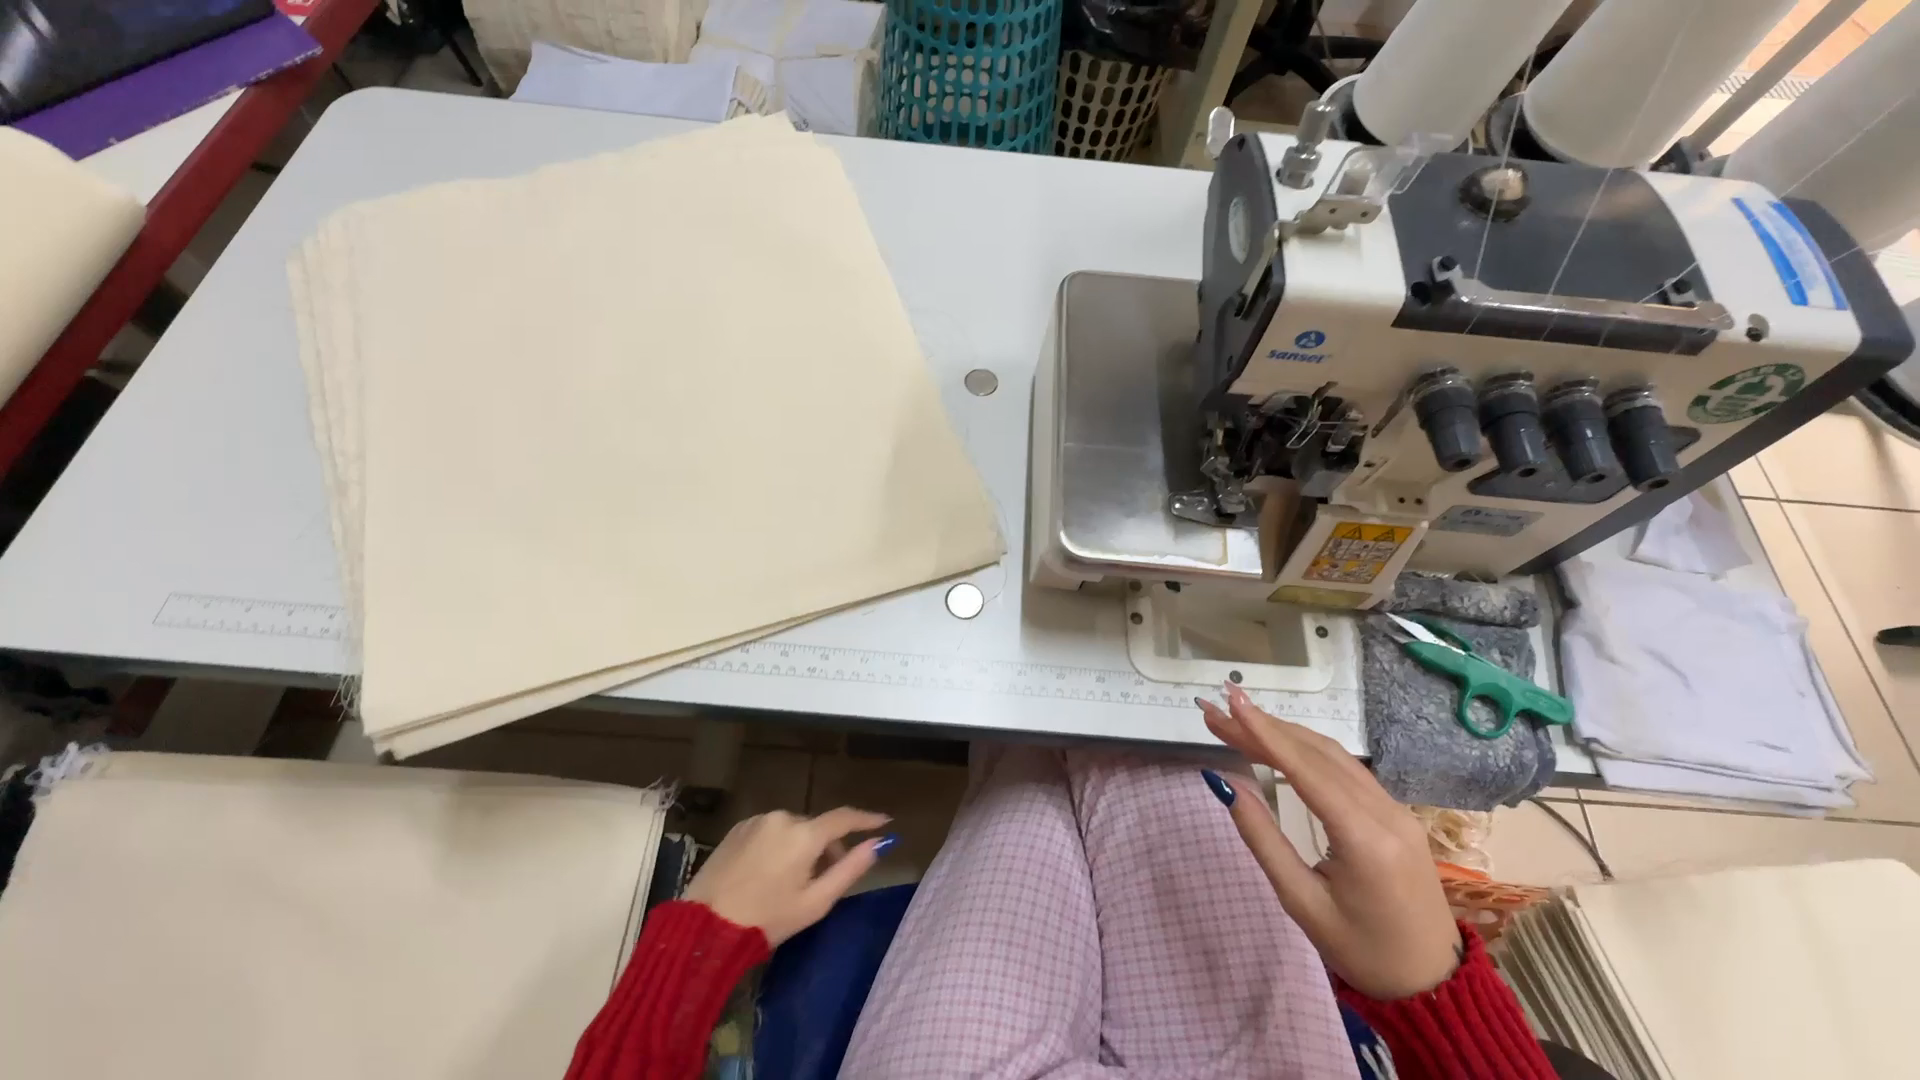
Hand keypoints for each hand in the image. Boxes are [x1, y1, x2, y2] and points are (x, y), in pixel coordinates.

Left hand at [684, 807, 891, 946]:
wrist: (705, 926)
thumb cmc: (767, 919)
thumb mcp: (816, 902)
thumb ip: (850, 869)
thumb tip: (878, 844)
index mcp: (804, 834)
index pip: (844, 818)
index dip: (867, 819)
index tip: (885, 821)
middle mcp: (782, 818)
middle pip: (817, 827)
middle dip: (828, 848)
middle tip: (825, 880)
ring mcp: (757, 821)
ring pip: (793, 829)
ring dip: (801, 846)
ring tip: (792, 881)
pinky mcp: (737, 829)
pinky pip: (770, 831)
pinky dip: (778, 845)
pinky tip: (768, 873)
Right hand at [1199, 683, 1461, 999]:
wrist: (1432, 983)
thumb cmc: (1361, 951)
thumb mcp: (1301, 901)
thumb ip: (1262, 838)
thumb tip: (1225, 783)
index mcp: (1364, 837)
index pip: (1305, 768)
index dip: (1263, 731)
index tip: (1230, 700)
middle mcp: (1385, 812)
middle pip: (1316, 754)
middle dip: (1263, 728)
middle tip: (1216, 713)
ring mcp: (1396, 809)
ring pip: (1333, 756)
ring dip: (1284, 735)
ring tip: (1237, 722)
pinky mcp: (1396, 813)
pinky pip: (1347, 769)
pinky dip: (1306, 750)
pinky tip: (1279, 746)